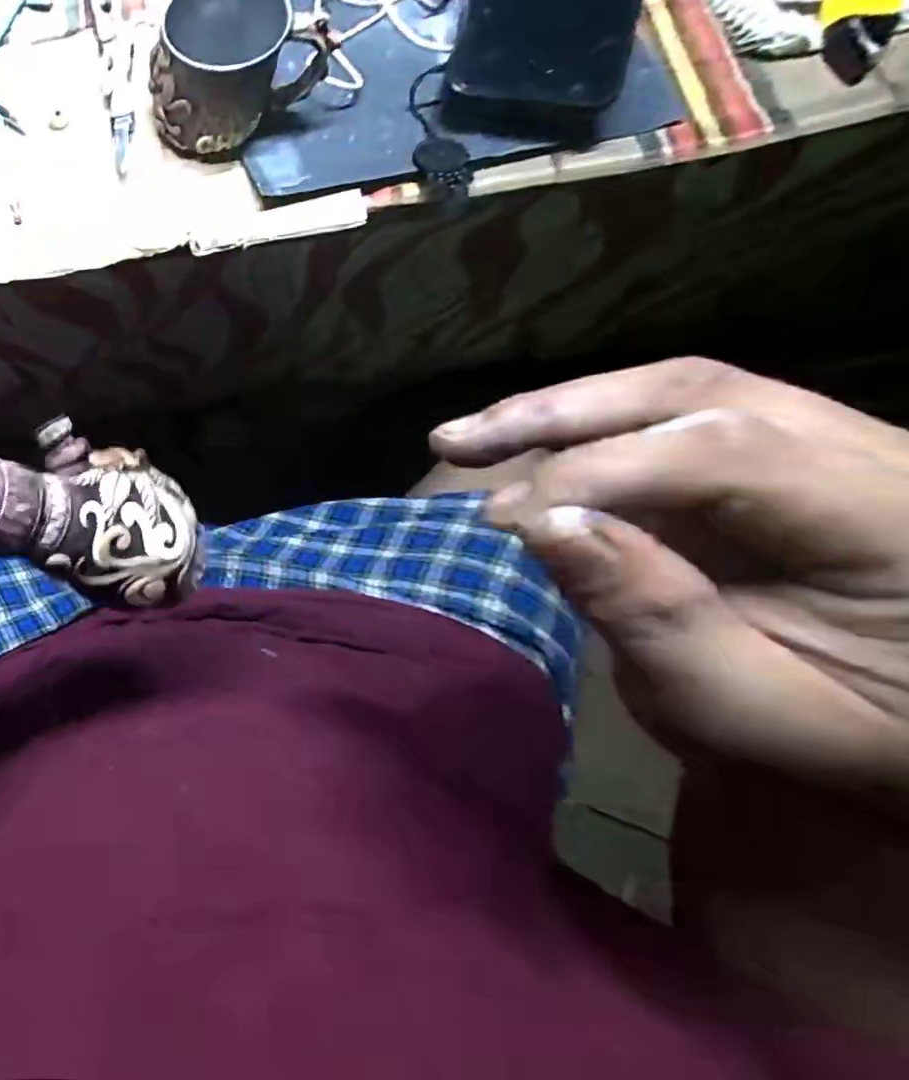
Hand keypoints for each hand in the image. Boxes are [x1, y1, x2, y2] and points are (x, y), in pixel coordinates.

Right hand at [431, 358, 908, 795]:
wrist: (877, 730)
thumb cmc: (817, 737)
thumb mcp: (737, 703)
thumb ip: (653, 615)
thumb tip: (544, 525)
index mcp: (901, 527)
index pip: (731, 454)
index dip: (598, 473)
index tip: (502, 522)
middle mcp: (883, 459)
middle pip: (703, 392)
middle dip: (561, 412)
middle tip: (453, 445)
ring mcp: (830, 447)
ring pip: (679, 388)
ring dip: (557, 409)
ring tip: (460, 441)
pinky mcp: (772, 456)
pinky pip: (666, 414)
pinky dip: (576, 426)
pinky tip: (511, 444)